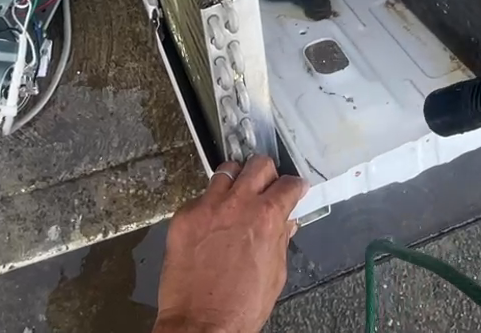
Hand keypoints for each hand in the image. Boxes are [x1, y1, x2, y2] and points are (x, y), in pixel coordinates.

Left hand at [153, 157, 308, 332]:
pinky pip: (201, 196)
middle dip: (267, 173)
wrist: (200, 326)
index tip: (295, 188)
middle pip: (259, 164)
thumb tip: (286, 223)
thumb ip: (280, 240)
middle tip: (265, 186)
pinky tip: (211, 222)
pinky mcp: (185, 216)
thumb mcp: (275, 275)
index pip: (288, 184)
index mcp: (266, 218)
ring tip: (235, 196)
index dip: (295, 186)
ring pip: (227, 170)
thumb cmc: (241, 307)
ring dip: (236, 181)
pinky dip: (209, 204)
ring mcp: (208, 207)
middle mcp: (239, 204)